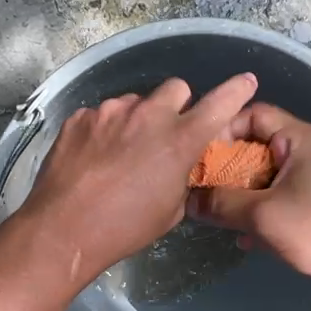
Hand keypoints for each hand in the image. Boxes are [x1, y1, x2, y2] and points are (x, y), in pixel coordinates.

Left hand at [15, 73, 258, 278]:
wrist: (64, 229)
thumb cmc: (125, 228)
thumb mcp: (171, 209)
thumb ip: (182, 175)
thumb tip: (179, 164)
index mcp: (179, 139)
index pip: (220, 103)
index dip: (236, 91)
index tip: (246, 82)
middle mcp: (148, 115)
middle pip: (175, 88)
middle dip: (176, 106)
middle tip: (165, 132)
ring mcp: (110, 111)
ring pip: (135, 102)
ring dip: (137, 119)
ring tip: (120, 151)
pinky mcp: (80, 116)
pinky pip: (101, 114)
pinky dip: (104, 130)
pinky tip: (93, 156)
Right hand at [186, 104, 310, 292]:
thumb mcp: (261, 215)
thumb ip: (220, 203)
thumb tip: (188, 201)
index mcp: (300, 139)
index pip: (254, 114)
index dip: (224, 130)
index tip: (201, 155)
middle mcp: (308, 151)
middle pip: (257, 146)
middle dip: (227, 166)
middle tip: (202, 185)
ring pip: (265, 175)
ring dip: (240, 192)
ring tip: (217, 212)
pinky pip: (277, 197)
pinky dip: (258, 210)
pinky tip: (244, 237)